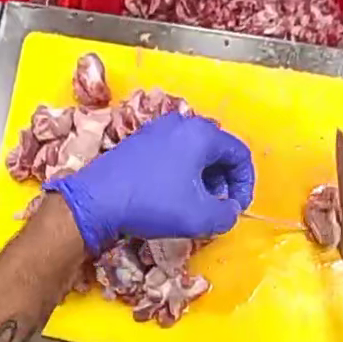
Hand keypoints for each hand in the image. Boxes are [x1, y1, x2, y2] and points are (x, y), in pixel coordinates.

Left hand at [45, 113, 255, 250]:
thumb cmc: (153, 204)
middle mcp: (180, 124)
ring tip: (192, 208)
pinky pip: (171, 157)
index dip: (245, 184)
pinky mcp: (137, 144)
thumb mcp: (199, 217)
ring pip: (192, 155)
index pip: (239, 154)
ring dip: (200, 182)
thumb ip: (226, 215)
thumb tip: (230, 211)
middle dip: (222, 183)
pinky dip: (179, 177)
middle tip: (215, 209)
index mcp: (201, 134)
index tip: (236, 209)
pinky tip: (168, 200)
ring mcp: (156, 131)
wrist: (97, 201)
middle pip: (216, 152)